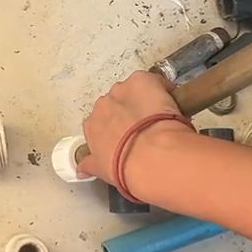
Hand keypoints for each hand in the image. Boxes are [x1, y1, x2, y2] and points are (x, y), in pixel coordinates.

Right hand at [77, 71, 194, 198]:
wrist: (151, 156)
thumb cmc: (125, 168)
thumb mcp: (101, 171)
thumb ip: (89, 165)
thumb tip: (80, 169)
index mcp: (91, 126)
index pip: (100, 123)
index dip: (116, 129)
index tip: (128, 137)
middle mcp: (101, 106)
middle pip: (115, 104)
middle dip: (128, 113)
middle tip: (145, 128)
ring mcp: (120, 91)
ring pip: (133, 91)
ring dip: (143, 100)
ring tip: (160, 116)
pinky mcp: (140, 80)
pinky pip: (152, 81)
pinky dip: (162, 88)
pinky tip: (171, 101)